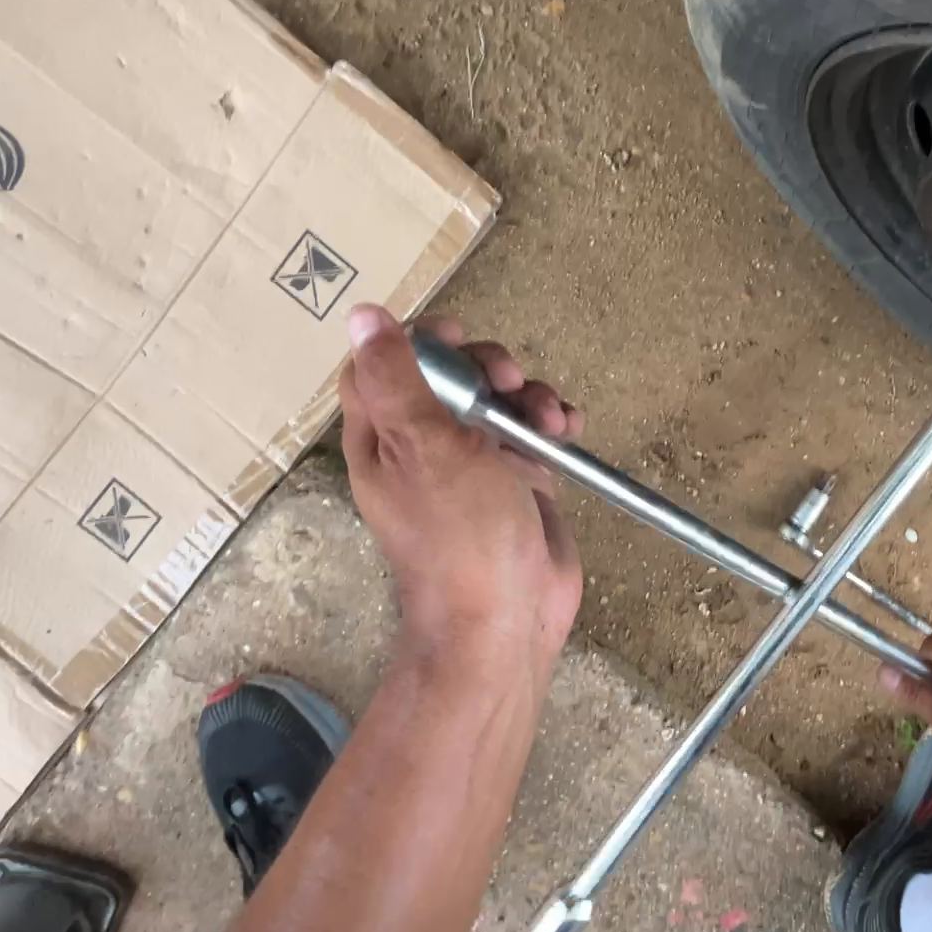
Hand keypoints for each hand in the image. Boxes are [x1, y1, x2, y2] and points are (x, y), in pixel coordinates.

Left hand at [337, 305, 584, 686]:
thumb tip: (361, 313)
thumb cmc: (461, 535)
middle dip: (486, 367)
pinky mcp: (518, 481)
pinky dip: (553, 423)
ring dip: (529, 395)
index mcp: (386, 440)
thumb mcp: (427, 449)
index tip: (458, 333)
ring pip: (498, 402)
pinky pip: (533, 433)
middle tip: (509, 379)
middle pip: (450, 377)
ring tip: (551, 418)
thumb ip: (398, 380)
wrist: (508, 618)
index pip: (382, 368)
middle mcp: (426, 448)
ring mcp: (475, 466)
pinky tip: (570, 428)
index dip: (416, 340)